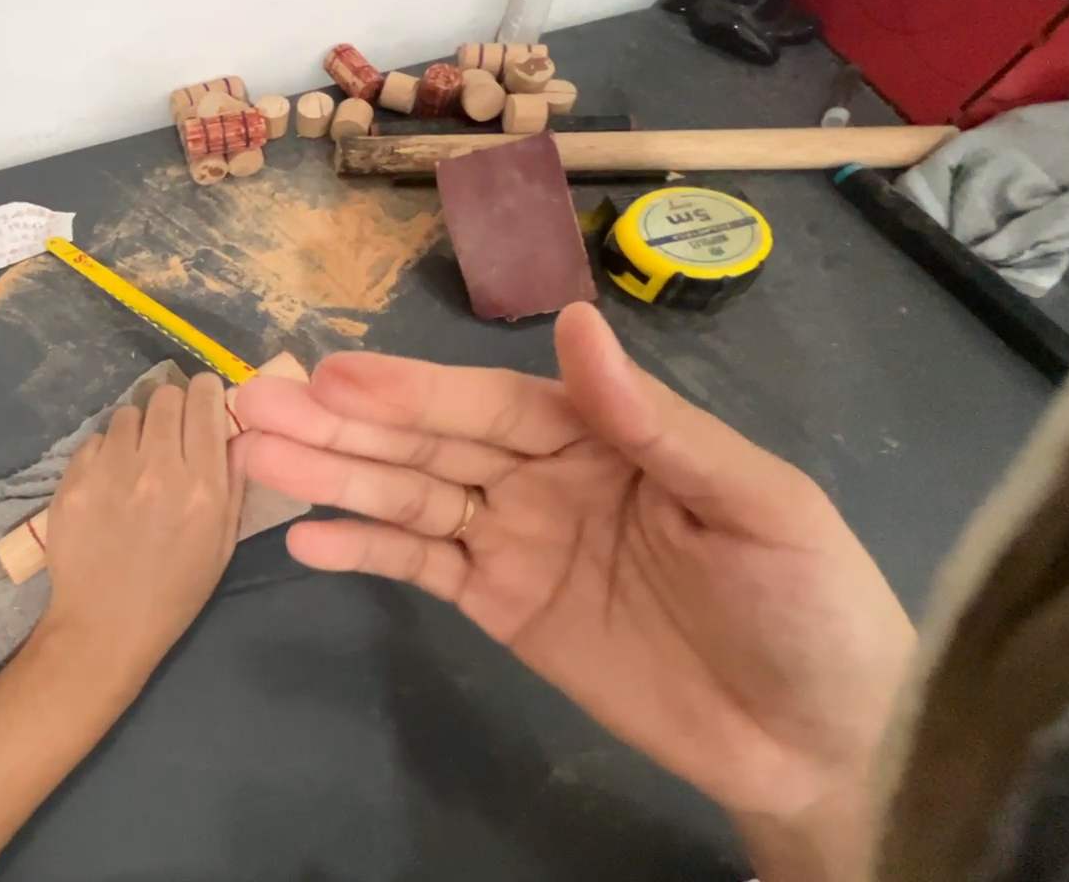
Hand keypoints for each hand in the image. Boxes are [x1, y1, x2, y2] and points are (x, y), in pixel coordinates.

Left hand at [35, 375, 246, 680]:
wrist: (105, 625)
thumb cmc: (175, 590)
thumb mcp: (222, 543)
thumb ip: (232, 482)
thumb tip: (236, 430)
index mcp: (202, 485)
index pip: (205, 401)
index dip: (206, 391)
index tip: (203, 398)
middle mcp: (158, 468)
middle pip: (165, 396)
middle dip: (172, 405)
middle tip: (170, 430)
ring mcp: (111, 471)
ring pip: (128, 413)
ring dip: (137, 428)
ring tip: (136, 459)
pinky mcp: (74, 479)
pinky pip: (96, 440)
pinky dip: (105, 452)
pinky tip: (107, 482)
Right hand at [232, 305, 913, 842]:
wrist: (815, 745)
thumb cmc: (804, 607)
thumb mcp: (755, 505)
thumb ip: (653, 422)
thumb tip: (575, 324)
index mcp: (585, 435)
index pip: (477, 403)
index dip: (405, 390)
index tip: (331, 376)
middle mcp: (528, 474)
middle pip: (418, 443)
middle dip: (335, 424)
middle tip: (253, 405)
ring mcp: (502, 537)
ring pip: (400, 496)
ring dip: (328, 477)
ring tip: (253, 458)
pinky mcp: (489, 599)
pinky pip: (414, 565)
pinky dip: (360, 551)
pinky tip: (305, 540)